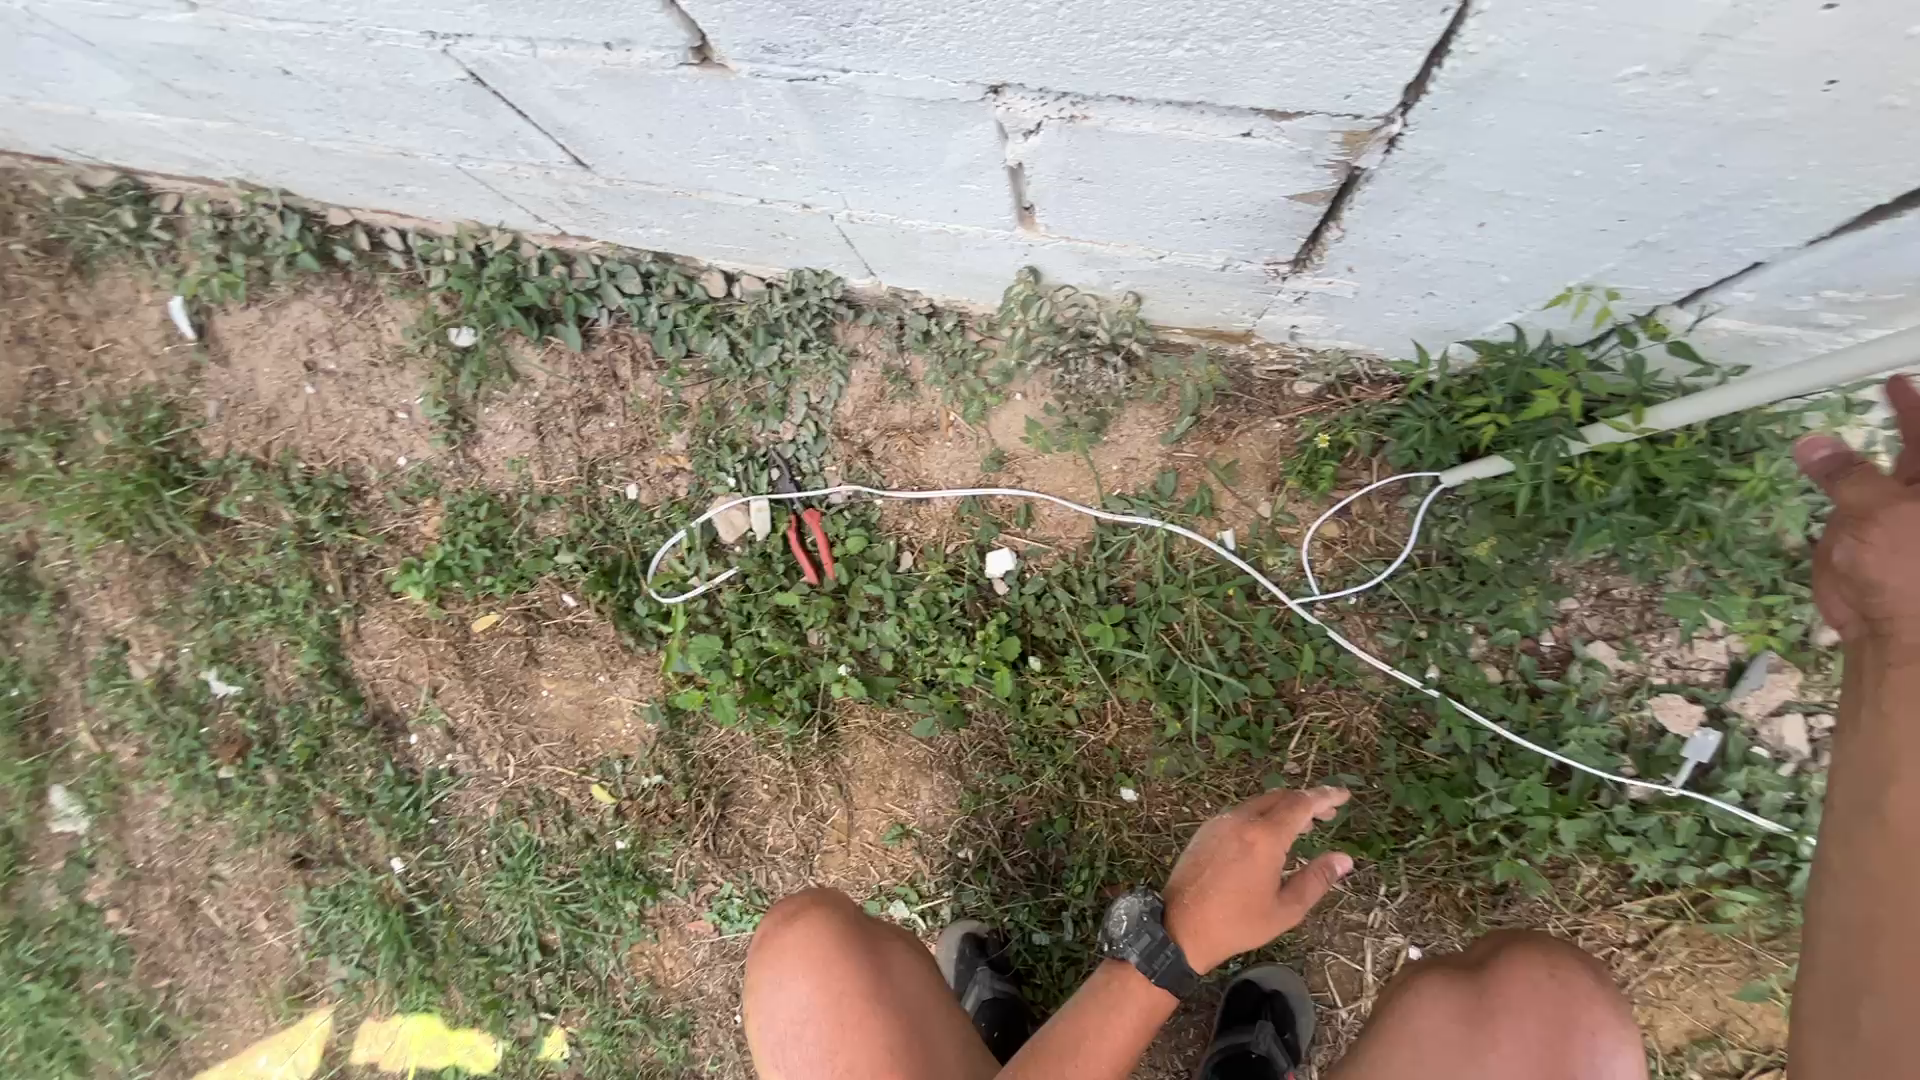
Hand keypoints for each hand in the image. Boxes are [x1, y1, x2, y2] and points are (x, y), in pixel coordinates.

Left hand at [1161, 786, 1352, 974]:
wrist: (1182, 924)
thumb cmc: (1239, 922)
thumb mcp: (1287, 908)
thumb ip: (1317, 879)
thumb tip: (1344, 859)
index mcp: (1264, 837)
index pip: (1300, 805)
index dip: (1324, 797)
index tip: (1343, 795)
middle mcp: (1240, 820)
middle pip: (1279, 798)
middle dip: (1306, 801)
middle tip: (1328, 813)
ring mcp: (1220, 822)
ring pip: (1258, 804)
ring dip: (1283, 808)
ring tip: (1305, 824)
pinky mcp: (1206, 830)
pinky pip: (1241, 813)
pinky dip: (1262, 816)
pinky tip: (1270, 834)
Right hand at [1793, 374, 1919, 648]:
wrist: (1900, 631)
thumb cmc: (1908, 570)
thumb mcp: (1877, 514)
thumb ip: (1845, 475)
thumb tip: (1813, 441)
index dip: (1916, 406)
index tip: (1900, 377)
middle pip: (1919, 448)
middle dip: (1910, 418)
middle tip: (1895, 386)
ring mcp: (1900, 514)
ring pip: (1892, 469)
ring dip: (1876, 448)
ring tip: (1877, 417)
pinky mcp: (1869, 534)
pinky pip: (1858, 495)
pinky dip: (1846, 477)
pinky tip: (1836, 464)